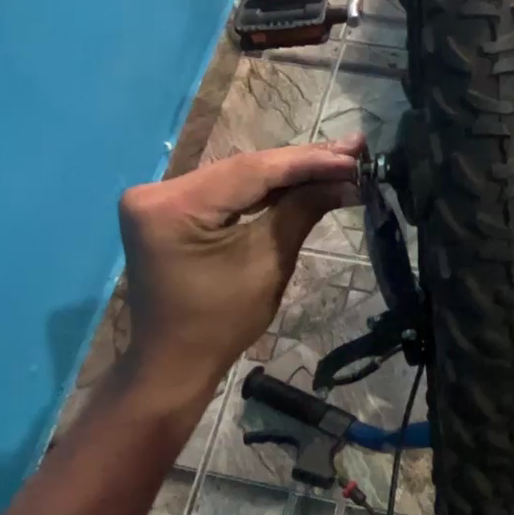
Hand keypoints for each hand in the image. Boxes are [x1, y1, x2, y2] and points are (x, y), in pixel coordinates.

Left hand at [115, 135, 364, 394]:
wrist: (172, 365)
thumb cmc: (219, 325)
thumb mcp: (267, 262)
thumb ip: (304, 209)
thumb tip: (349, 180)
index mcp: (171, 206)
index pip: (251, 170)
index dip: (308, 163)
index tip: (355, 157)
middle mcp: (157, 191)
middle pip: (245, 169)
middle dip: (303, 163)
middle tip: (356, 149)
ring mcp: (160, 197)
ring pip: (239, 176)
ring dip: (289, 172)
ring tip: (340, 159)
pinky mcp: (170, 207)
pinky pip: (227, 190)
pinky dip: (265, 188)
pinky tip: (304, 177)